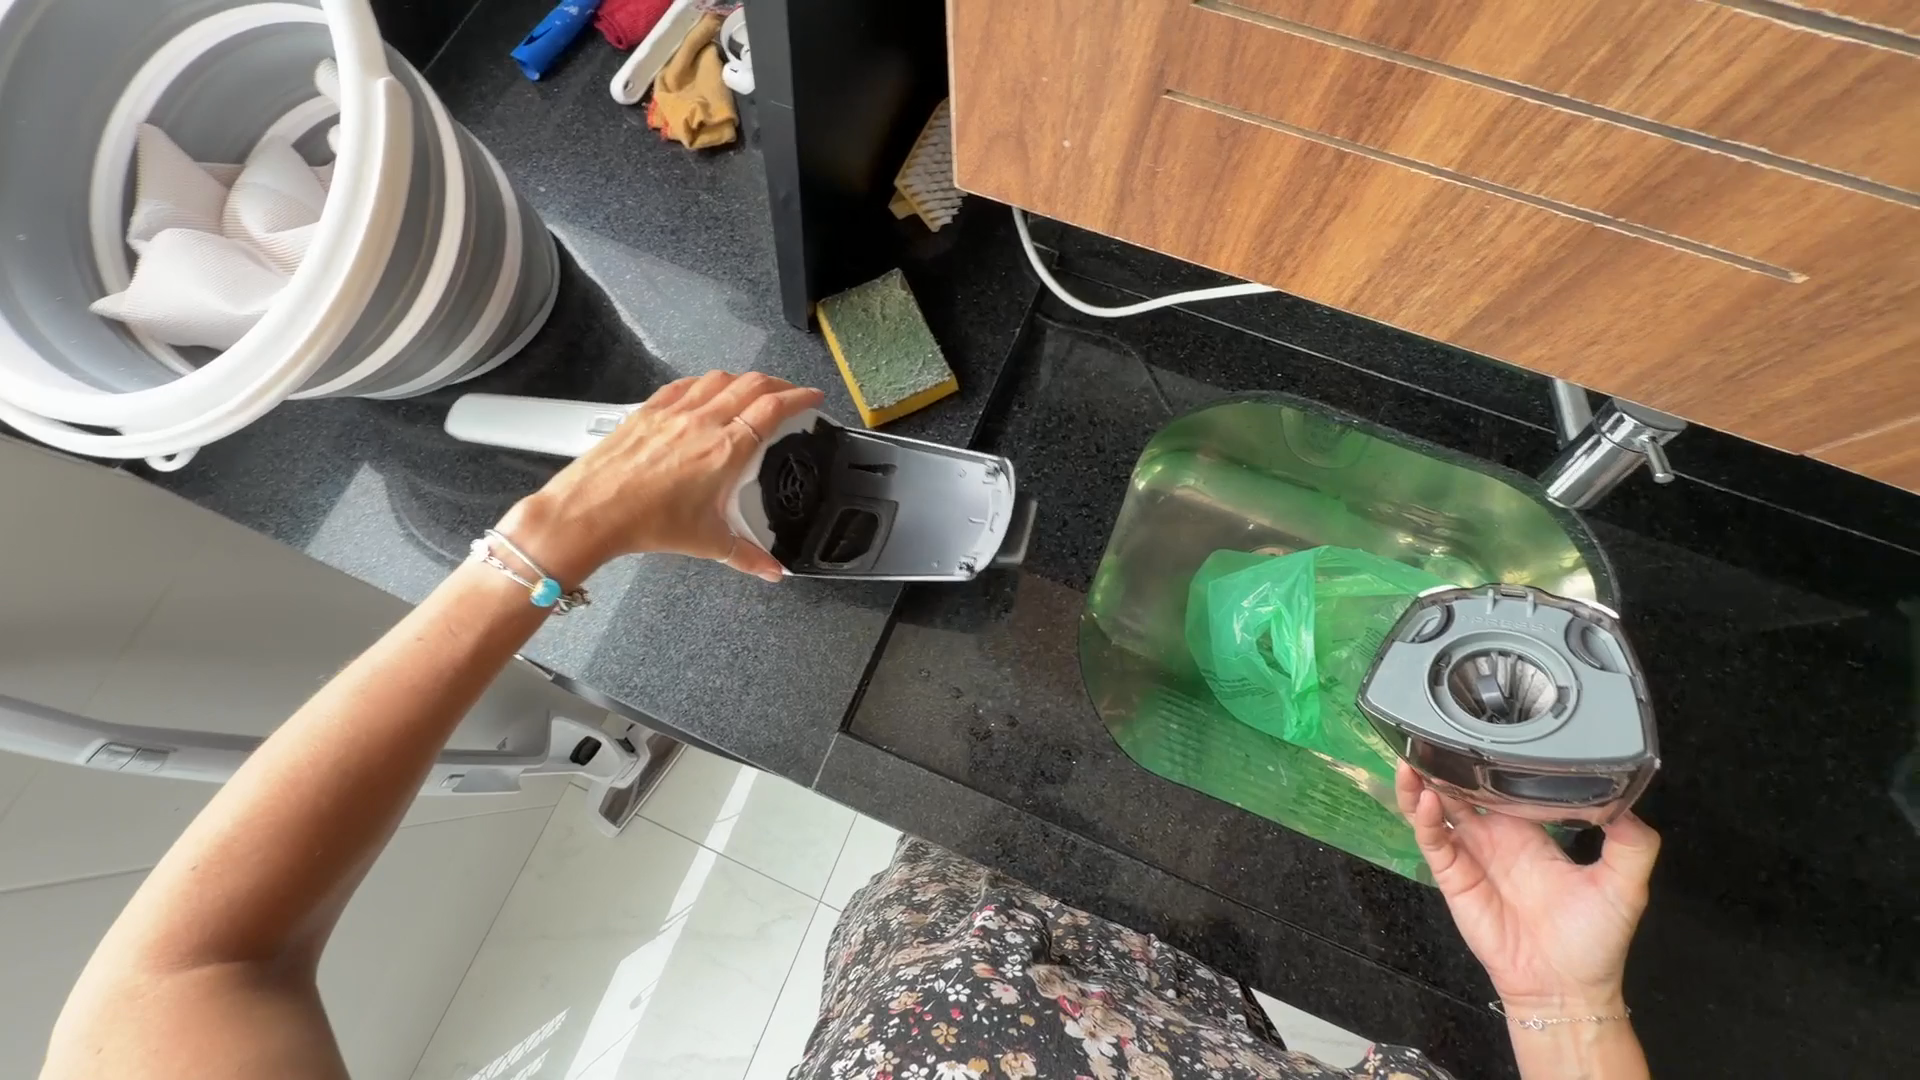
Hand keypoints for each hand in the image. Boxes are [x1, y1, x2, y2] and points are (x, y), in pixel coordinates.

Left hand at [500, 371, 824, 582]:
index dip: (800, 397)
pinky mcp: (648, 410)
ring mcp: (674, 411)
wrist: (590, 512)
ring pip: (720, 378)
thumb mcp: (708, 542)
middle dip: (780, 383)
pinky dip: (706, 382)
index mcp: (726, 449)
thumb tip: (774, 572)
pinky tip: (707, 390)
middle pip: (752, 384)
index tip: (813, 397)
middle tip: (792, 392)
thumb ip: (749, 557)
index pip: (773, 408)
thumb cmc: (647, 523)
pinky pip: (685, 385)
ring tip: (754, 390)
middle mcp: (703, 421)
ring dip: (745, 379)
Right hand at [1395, 762, 1659, 1013]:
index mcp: (1526, 830)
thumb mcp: (1623, 887)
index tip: (1477, 735)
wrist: (1563, 984)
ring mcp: (1468, 852)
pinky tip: (1426, 799)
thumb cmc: (1592, 939)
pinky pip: (1431, 838)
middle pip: (1456, 790)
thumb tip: (1627, 803)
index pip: (1498, 785)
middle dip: (1441, 765)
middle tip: (1430, 738)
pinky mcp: (1450, 873)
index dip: (1484, 761)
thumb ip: (1632, 845)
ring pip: (1432, 808)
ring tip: (1412, 761)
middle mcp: (1492, 835)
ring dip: (1419, 784)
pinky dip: (1423, 816)